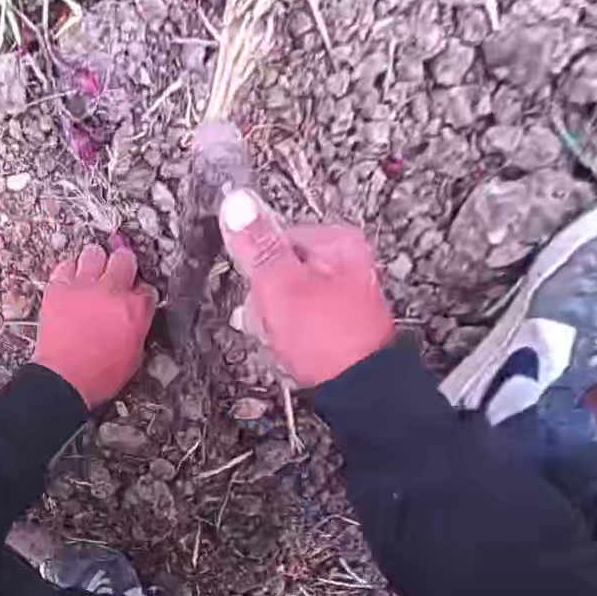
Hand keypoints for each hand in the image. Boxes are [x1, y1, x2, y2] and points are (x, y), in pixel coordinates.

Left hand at [33, 242, 156, 406]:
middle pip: (124, 259)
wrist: (65, 379)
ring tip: (93, 272)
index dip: (140, 290)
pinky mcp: (59, 288)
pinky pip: (66, 265)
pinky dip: (70, 270)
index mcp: (135, 309)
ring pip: (94, 253)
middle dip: (123, 263)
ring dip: (96, 260)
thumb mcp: (133, 356)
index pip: (146, 286)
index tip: (135, 294)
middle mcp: (112, 291)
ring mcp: (84, 287)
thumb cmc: (99, 375)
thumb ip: (137, 327)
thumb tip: (136, 318)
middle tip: (118, 270)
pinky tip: (72, 280)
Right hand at [220, 189, 396, 387]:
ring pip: (285, 299)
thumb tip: (237, 204)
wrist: (359, 392)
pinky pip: (298, 320)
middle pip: (278, 270)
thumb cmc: (328, 341)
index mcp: (336, 242)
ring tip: (286, 340)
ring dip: (274, 323)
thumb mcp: (282, 287)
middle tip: (276, 321)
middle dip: (267, 302)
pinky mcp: (337, 321)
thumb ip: (258, 247)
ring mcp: (342, 294)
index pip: (274, 238)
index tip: (261, 294)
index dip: (258, 271)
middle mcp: (345, 262)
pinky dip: (290, 336)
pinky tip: (293, 350)